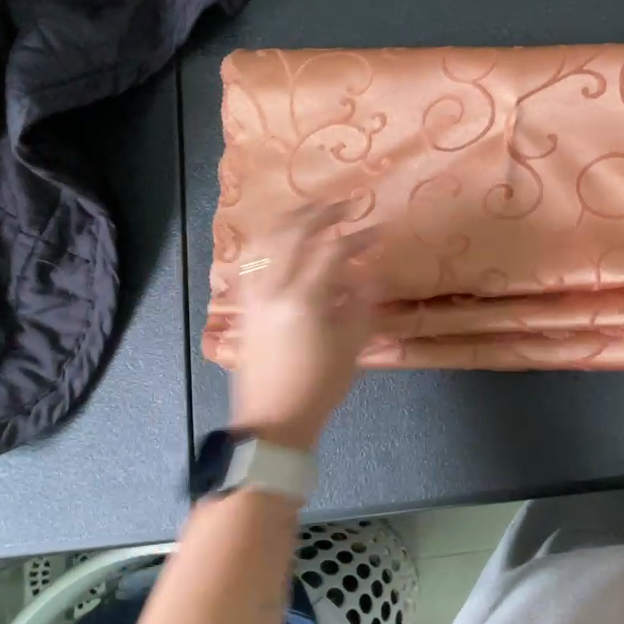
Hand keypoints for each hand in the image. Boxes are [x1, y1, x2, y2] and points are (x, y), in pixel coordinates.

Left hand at [227, 205, 376, 449]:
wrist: (274, 419)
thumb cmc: (320, 385)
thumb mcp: (352, 344)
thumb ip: (362, 300)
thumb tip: (368, 268)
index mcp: (305, 300)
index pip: (334, 252)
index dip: (360, 237)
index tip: (380, 229)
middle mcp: (273, 289)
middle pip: (294, 233)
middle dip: (322, 213)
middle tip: (345, 204)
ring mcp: (253, 294)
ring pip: (266, 241)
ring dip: (291, 219)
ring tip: (312, 210)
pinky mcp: (244, 304)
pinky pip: (253, 259)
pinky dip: (269, 241)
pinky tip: (284, 238)